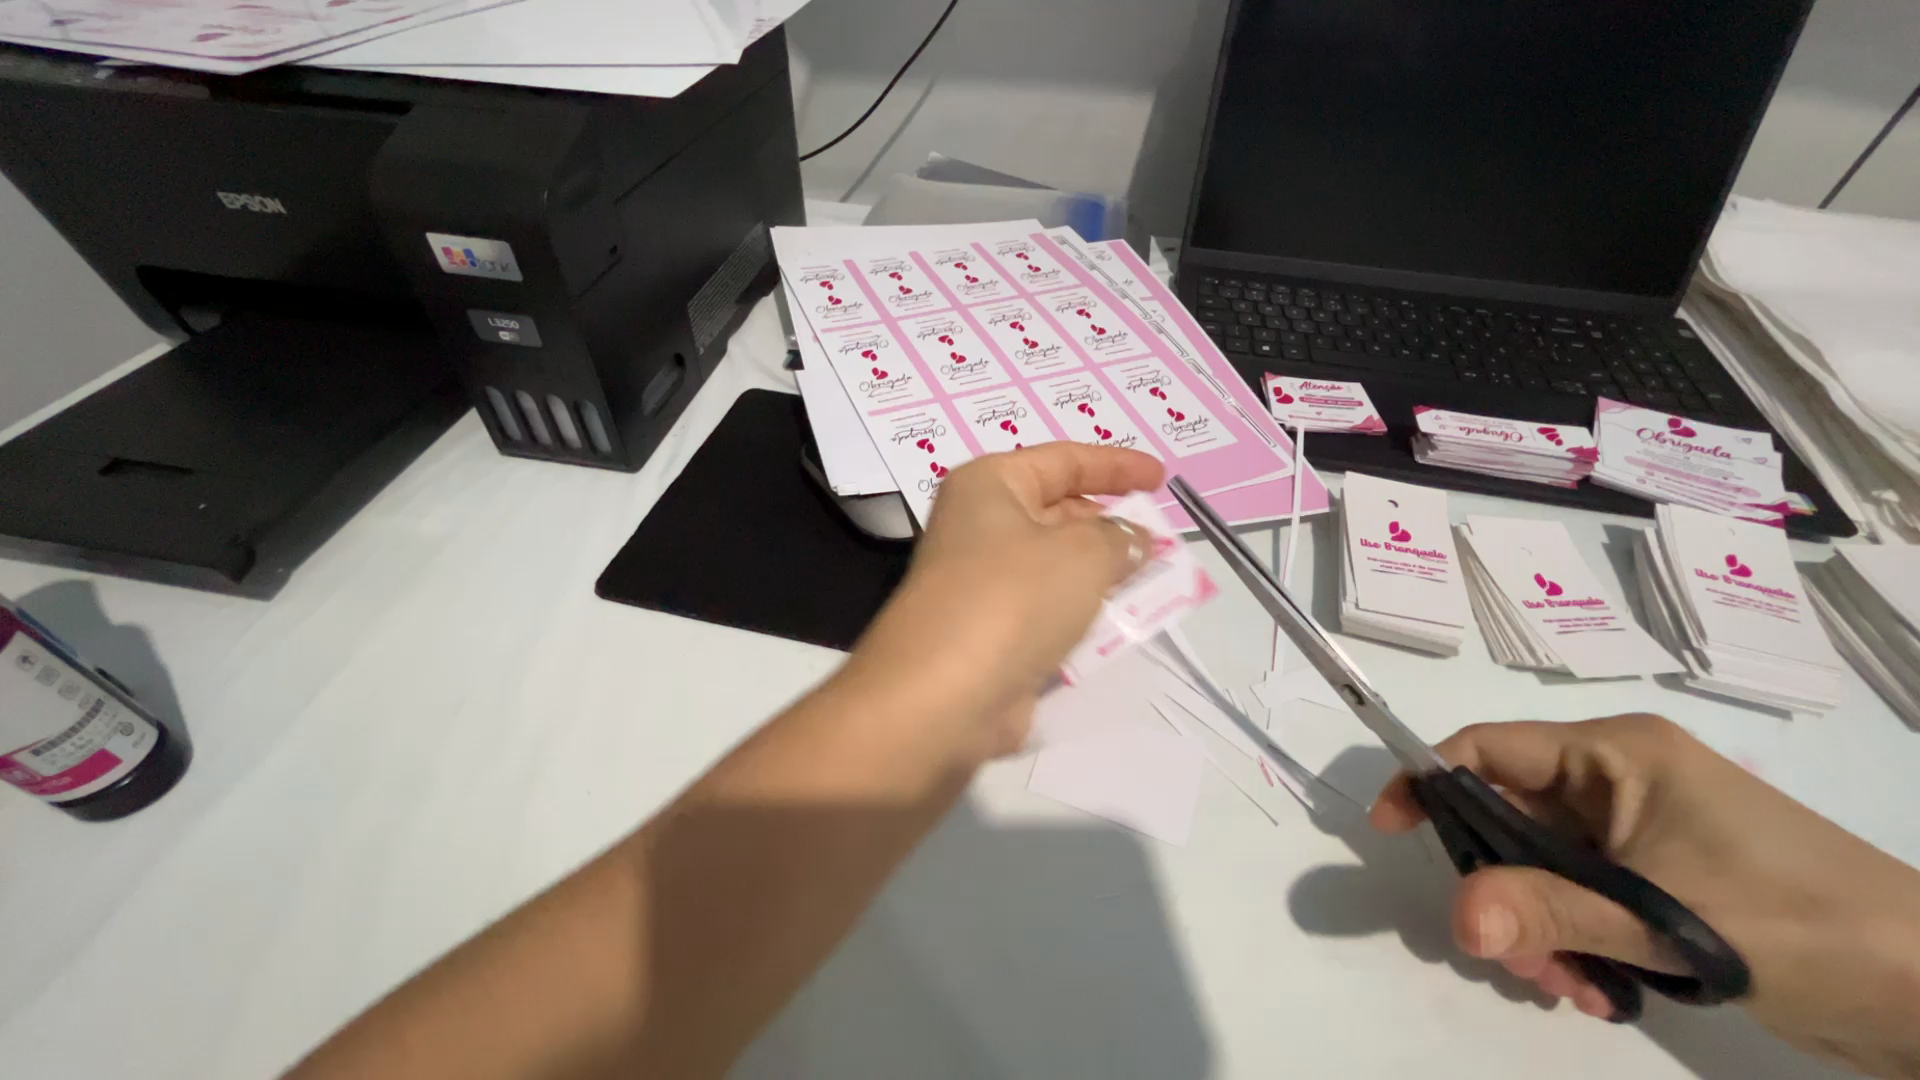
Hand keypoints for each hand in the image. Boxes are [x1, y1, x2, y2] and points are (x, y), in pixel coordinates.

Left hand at [840, 444, 1164, 762]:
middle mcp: (978, 527)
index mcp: (989, 486)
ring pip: (1056, 567)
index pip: (1063, 460)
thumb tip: (1134, 539)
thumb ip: (1120, 538)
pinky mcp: (990, 634)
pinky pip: (1049, 612)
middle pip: (1058, 512)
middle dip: (1112, 524)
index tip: (1161, 477)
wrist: (942, 696)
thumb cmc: (1012, 599)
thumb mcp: (1083, 554)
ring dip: (1103, 574)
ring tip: (1157, 581)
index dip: (1116, 465)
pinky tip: (1123, 625)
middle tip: (1163, 539)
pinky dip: (1084, 615)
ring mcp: (981, 583)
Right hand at [1372, 714, 1919, 1077]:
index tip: (1390, 829)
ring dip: (1536, 925)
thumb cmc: (1807, 925)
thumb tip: (1455, 918)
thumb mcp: (1666, 918)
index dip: (1430, 781)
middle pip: (1508, 817)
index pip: (1488, 748)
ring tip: (1567, 987)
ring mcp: (1636, 832)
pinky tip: (1599, 992)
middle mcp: (1616, 783)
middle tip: (1507, 951)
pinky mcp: (1655, 879)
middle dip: (1497, 884)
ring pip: (1537, 866)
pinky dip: (1572, 941)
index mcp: (1614, 756)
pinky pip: (1577, 897)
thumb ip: (1551, 911)